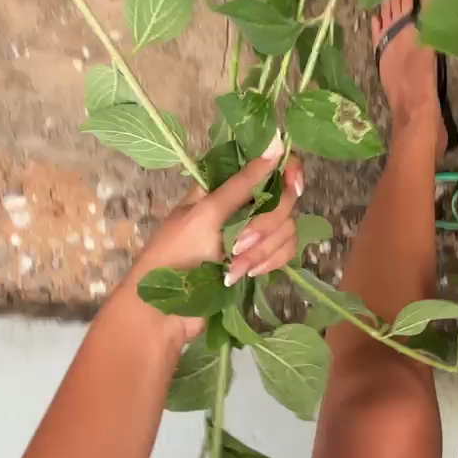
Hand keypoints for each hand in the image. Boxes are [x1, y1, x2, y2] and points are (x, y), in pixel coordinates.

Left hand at [115, 149, 305, 342]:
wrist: (164, 312)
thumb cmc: (175, 255)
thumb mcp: (206, 213)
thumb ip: (244, 182)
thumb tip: (276, 145)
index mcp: (225, 185)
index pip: (271, 166)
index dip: (287, 173)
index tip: (292, 186)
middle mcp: (244, 204)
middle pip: (284, 200)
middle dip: (265, 226)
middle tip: (238, 243)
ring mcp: (253, 231)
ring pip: (287, 228)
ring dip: (262, 250)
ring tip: (233, 268)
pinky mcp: (260, 257)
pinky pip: (286, 251)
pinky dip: (268, 263)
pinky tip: (245, 274)